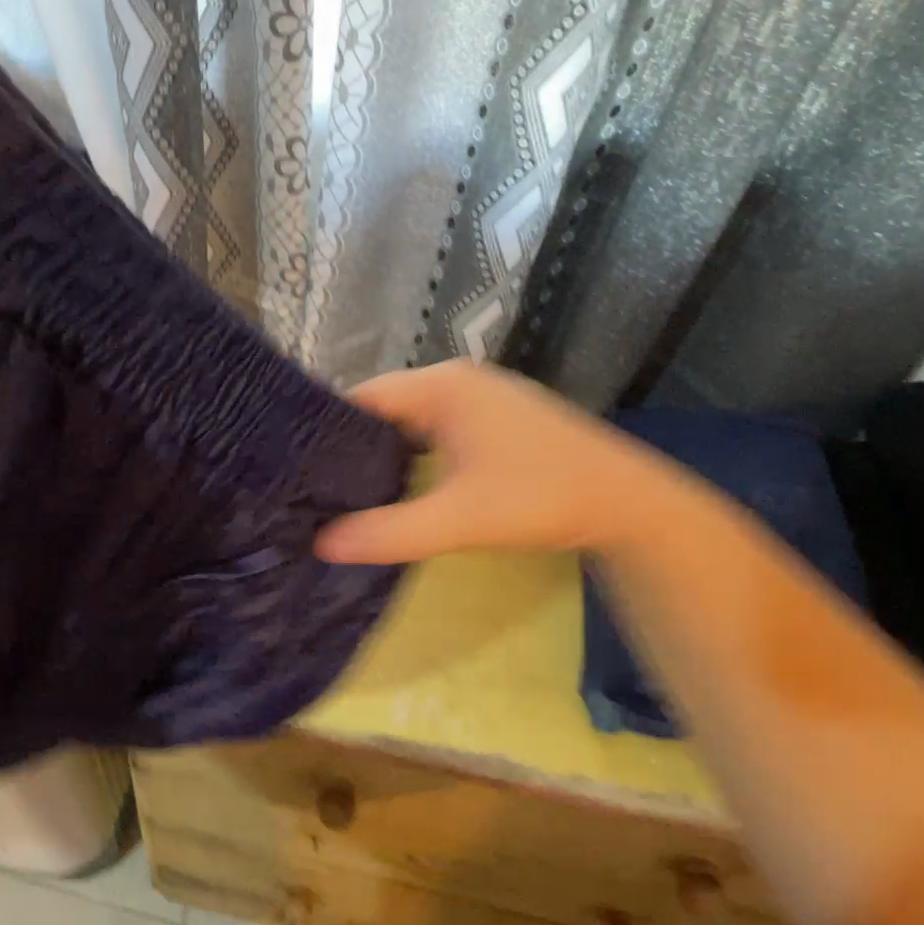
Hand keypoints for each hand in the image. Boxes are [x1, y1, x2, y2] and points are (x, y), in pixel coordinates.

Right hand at [315, 363, 702, 564]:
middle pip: (386, 408)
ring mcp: (482, 398)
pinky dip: (415, 455)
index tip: (298, 467)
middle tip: (315, 487)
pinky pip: (437, 430)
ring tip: (346, 492)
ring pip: (412, 421)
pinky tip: (401, 488)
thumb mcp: (460, 519)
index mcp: (444, 387)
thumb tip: (322, 543)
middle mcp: (459, 381)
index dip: (328, 429)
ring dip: (385, 453)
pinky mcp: (498, 420)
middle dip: (352, 445)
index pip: (364, 396)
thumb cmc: (540, 498)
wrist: (625, 503)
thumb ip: (391, 532)